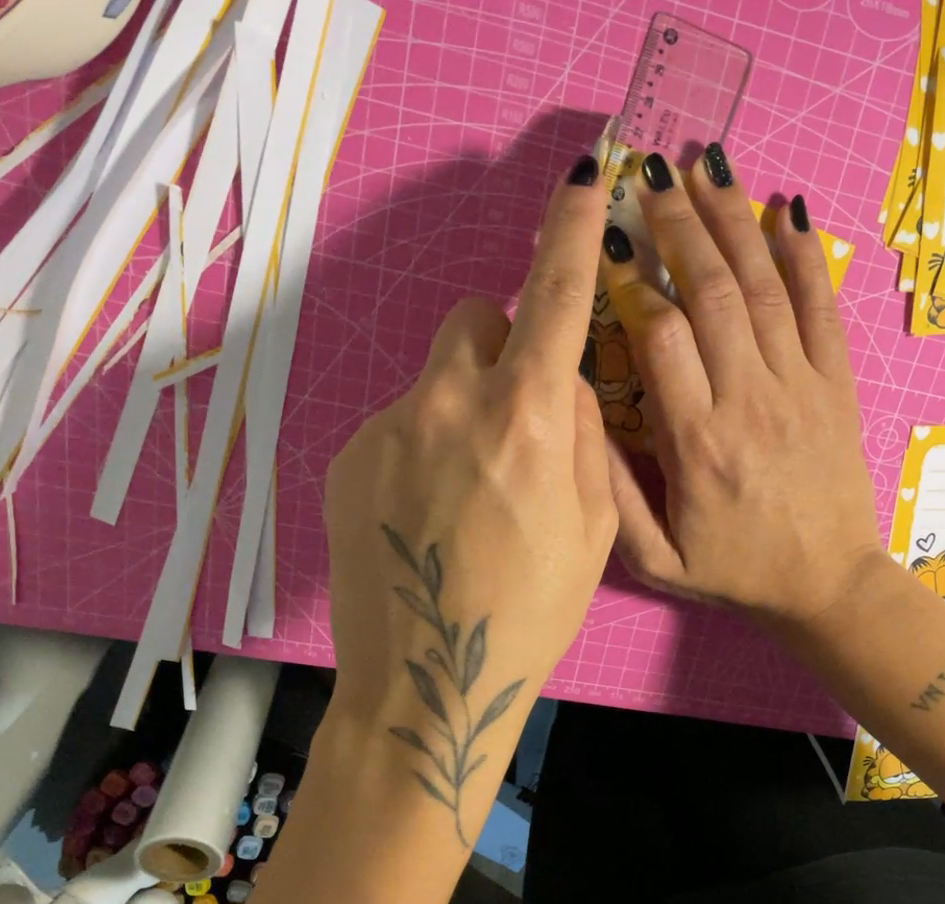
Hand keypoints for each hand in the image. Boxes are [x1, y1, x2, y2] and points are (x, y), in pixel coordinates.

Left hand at [321, 156, 615, 810]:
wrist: (427, 681)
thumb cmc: (531, 612)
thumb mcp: (595, 527)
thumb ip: (585, 432)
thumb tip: (566, 378)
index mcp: (527, 416)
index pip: (555, 295)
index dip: (573, 231)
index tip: (586, 181)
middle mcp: (449, 401)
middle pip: (475, 319)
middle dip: (504, 346)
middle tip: (518, 414)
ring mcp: (388, 426)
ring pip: (435, 378)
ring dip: (461, 402)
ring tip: (468, 487)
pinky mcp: (349, 456)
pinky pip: (399, 422)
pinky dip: (422, 445)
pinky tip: (427, 513)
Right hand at [600, 147, 881, 627]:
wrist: (827, 587)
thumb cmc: (735, 573)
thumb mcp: (655, 560)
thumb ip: (612, 491)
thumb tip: (576, 417)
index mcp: (697, 444)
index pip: (662, 338)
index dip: (633, 284)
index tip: (611, 247)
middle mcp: (749, 403)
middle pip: (713, 294)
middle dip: (678, 227)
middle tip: (650, 176)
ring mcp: (800, 388)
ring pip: (764, 288)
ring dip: (732, 222)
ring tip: (705, 168)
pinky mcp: (835, 386)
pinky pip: (822, 310)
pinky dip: (805, 257)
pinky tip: (785, 211)